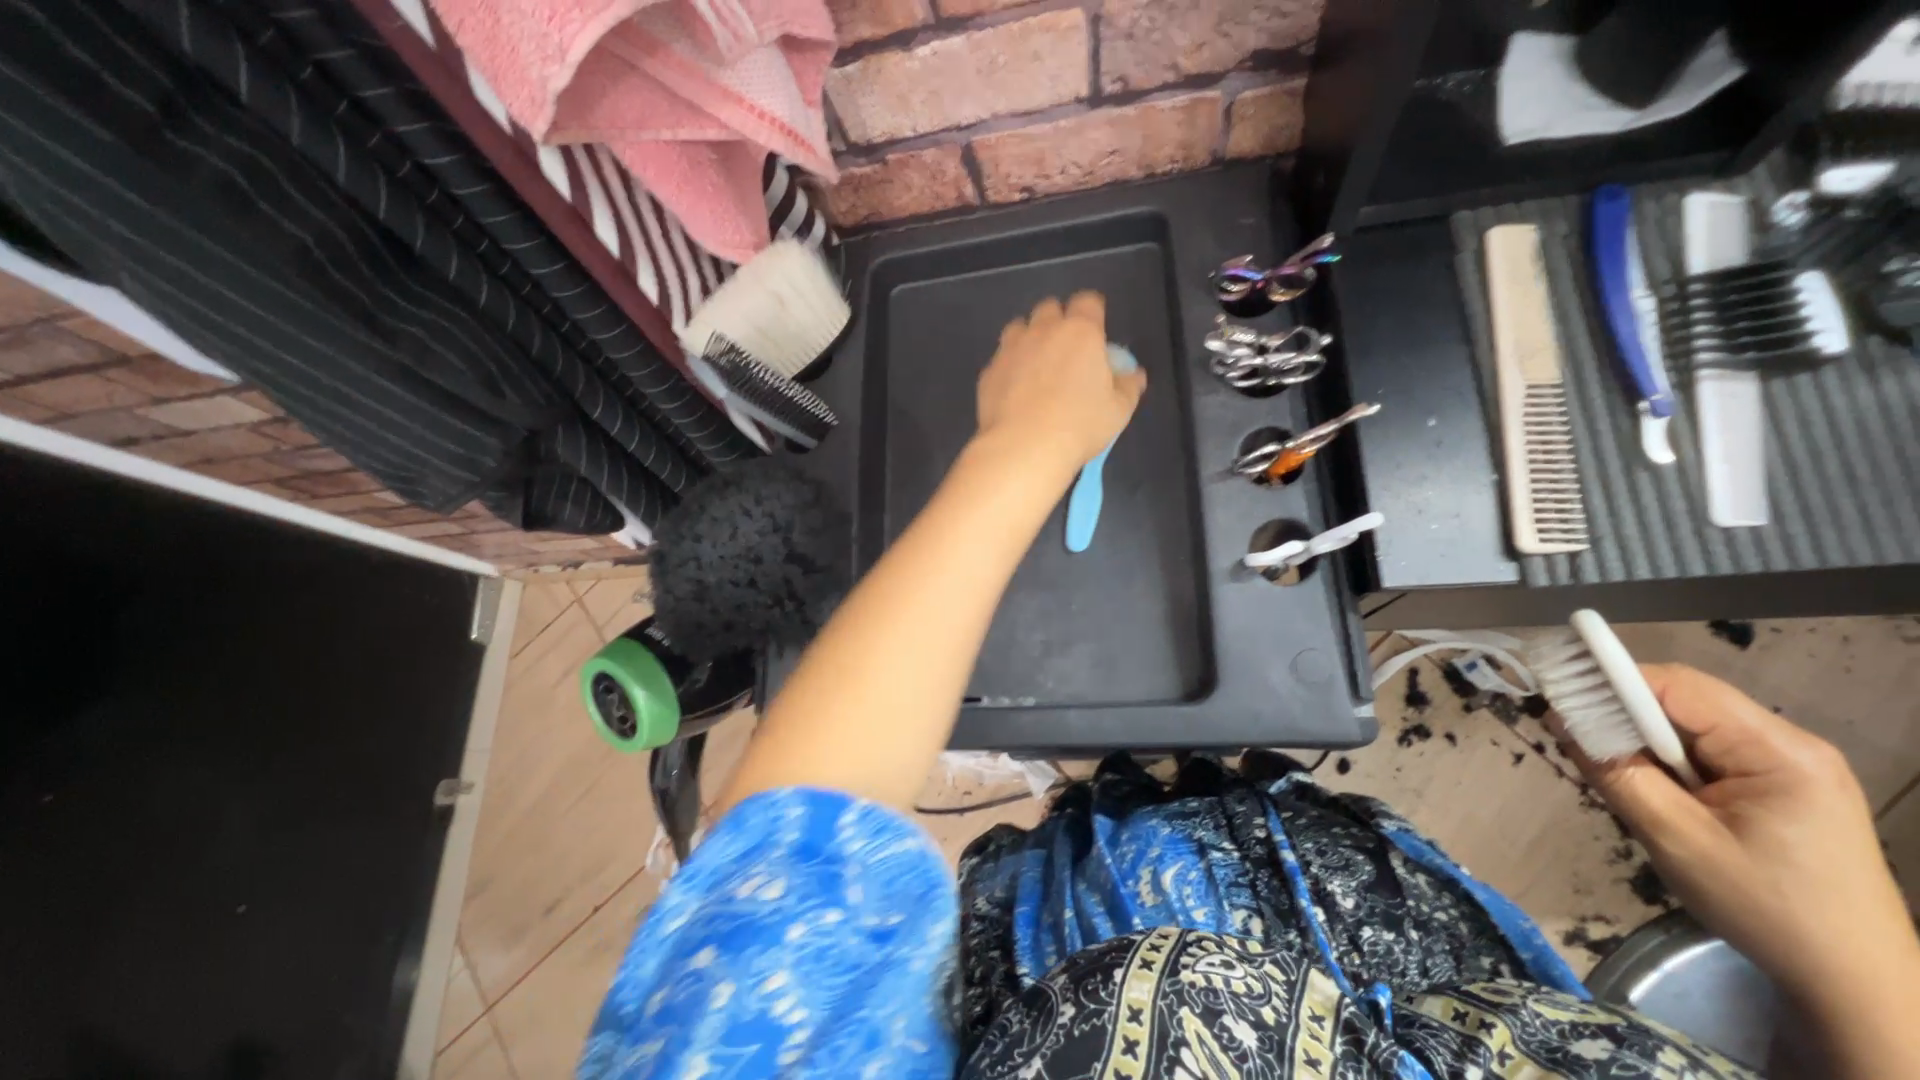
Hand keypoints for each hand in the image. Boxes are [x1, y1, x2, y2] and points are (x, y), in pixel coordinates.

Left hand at [975, 292, 1147, 473]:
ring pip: (1019, 327)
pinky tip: (1014, 390)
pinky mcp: (988, 371)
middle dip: (1058, 321)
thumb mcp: (1118, 410)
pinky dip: (1009, 367)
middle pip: (1049, 307)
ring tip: (1036, 366)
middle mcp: (1043, 331)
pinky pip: (1000, 358)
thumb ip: (1128, 386)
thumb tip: (1133, 375)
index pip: (1088, 301)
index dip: (1092, 312)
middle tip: (1066, 350)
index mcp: (1080, 332)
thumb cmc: (1080, 425)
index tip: (1095, 331)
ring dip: (1029, 338)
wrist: (1023, 447)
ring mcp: (1011, 349)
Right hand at [1573, 664, 1919, 1008]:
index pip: (1678, 686)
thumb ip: (1618, 774)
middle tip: (1586, 750)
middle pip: (1687, 703)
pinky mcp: (1789, 786)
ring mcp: (1795, 765)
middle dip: (1628, 720)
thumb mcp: (1676, 840)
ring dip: (1649, 747)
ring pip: (1695, 729)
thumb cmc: (1765, 908)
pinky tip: (1664, 798)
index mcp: (1778, 750)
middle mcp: (1792, 743)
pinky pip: (1713, 754)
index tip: (1562, 705)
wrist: (1854, 979)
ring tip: (1628, 784)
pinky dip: (1674, 766)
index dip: (1614, 686)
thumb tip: (1561, 720)